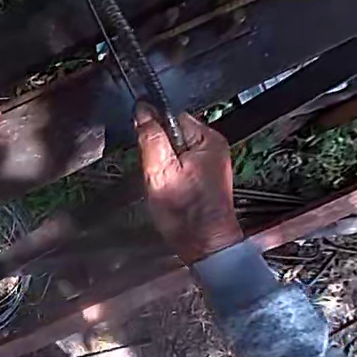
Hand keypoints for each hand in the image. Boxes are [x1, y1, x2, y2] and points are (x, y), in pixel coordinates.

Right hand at [135, 103, 242, 263]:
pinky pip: (179, 164)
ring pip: (173, 150)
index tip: (143, 143)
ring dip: (162, 163)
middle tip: (155, 171)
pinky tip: (169, 188)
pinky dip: (169, 173)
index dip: (152, 127)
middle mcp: (213, 147)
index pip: (172, 116)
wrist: (204, 245)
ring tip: (163, 182)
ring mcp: (210, 162)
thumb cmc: (187, 213)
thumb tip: (142, 111)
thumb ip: (151, 137)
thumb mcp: (160, 170)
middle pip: (172, 132)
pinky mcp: (204, 177)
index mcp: (208, 139)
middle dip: (157, 148)